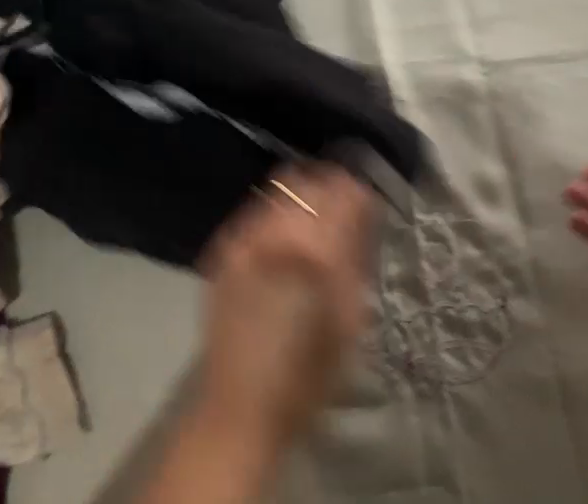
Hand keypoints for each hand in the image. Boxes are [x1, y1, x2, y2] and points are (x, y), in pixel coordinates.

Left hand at [196, 165, 377, 446]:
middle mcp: (277, 233)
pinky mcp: (221, 252)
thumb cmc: (310, 372)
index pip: (344, 190)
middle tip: (339, 209)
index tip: (366, 201)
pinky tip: (278, 243)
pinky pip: (252, 214)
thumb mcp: (350, 317)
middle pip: (308, 180)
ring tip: (309, 222)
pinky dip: (270, 217)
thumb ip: (357, 257)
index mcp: (317, 251)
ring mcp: (243, 239)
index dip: (359, 189)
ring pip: (277, 191)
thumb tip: (362, 214)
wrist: (241, 407)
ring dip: (298, 197)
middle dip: (328, 187)